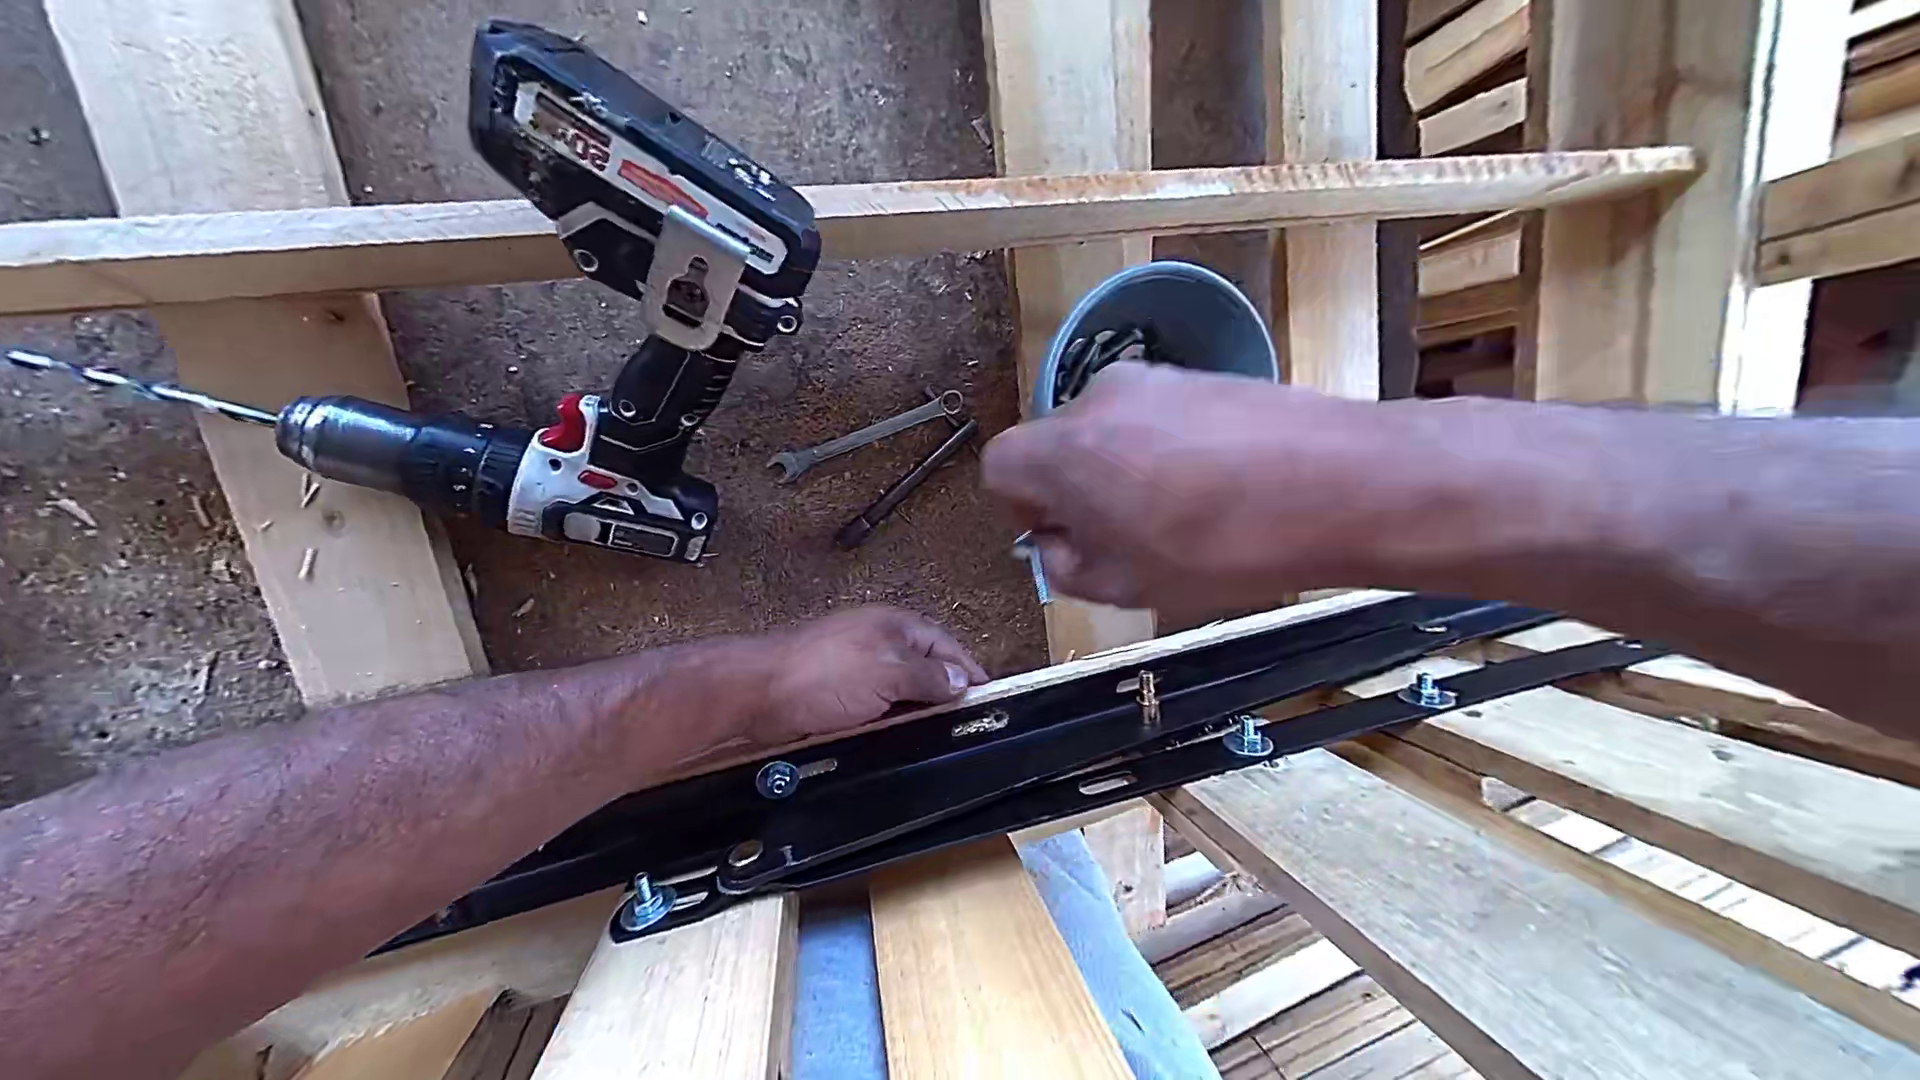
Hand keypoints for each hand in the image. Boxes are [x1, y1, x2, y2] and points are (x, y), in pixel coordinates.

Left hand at [753, 607, 989, 742]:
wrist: (758, 693)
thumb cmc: (822, 674)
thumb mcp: (887, 673)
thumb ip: (927, 676)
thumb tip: (959, 680)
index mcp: (896, 627)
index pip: (946, 646)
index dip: (968, 671)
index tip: (988, 697)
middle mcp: (881, 642)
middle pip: (927, 667)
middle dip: (945, 693)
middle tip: (965, 724)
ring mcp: (860, 666)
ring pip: (903, 690)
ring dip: (917, 710)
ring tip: (937, 735)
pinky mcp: (842, 691)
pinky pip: (879, 705)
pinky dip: (892, 719)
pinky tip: (899, 736)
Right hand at [982, 363, 1438, 611]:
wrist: (1345, 483)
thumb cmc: (1221, 548)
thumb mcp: (1124, 585)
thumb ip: (1063, 565)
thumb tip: (1056, 540)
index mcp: (1063, 450)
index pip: (999, 466)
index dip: (1021, 507)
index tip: (1065, 535)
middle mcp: (1094, 399)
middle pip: (1053, 445)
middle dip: (1071, 489)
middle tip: (1123, 534)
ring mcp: (1149, 377)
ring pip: (1103, 430)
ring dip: (1116, 470)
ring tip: (1177, 511)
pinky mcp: (1196, 372)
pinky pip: (1149, 415)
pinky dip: (1158, 449)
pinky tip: (1211, 483)